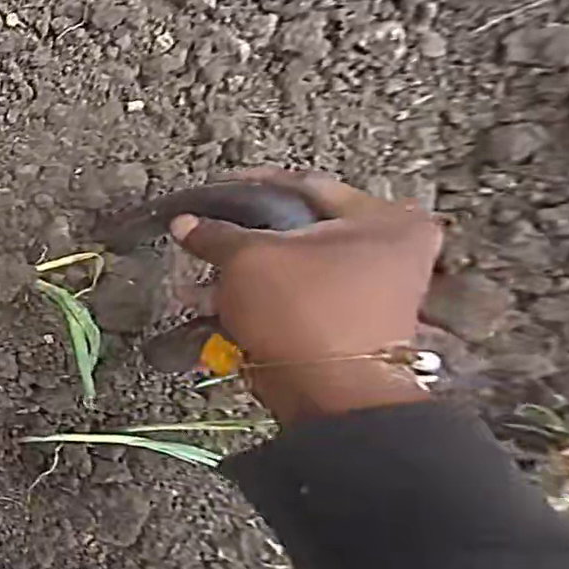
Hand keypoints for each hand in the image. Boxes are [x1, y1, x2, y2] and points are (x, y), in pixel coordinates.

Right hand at [169, 170, 442, 426]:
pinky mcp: (339, 314)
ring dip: (235, 269)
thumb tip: (184, 222)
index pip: (305, 184)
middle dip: (237, 235)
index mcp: (384, 221)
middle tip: (200, 232)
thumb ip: (213, 233)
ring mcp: (365, 283)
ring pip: (284, 262)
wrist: (326, 384)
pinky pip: (286, 291)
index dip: (251, 183)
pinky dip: (248, 293)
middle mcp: (384, 247)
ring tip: (192, 275)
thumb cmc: (300, 307)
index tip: (213, 185)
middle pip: (293, 226)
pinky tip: (205, 301)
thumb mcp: (247, 258)